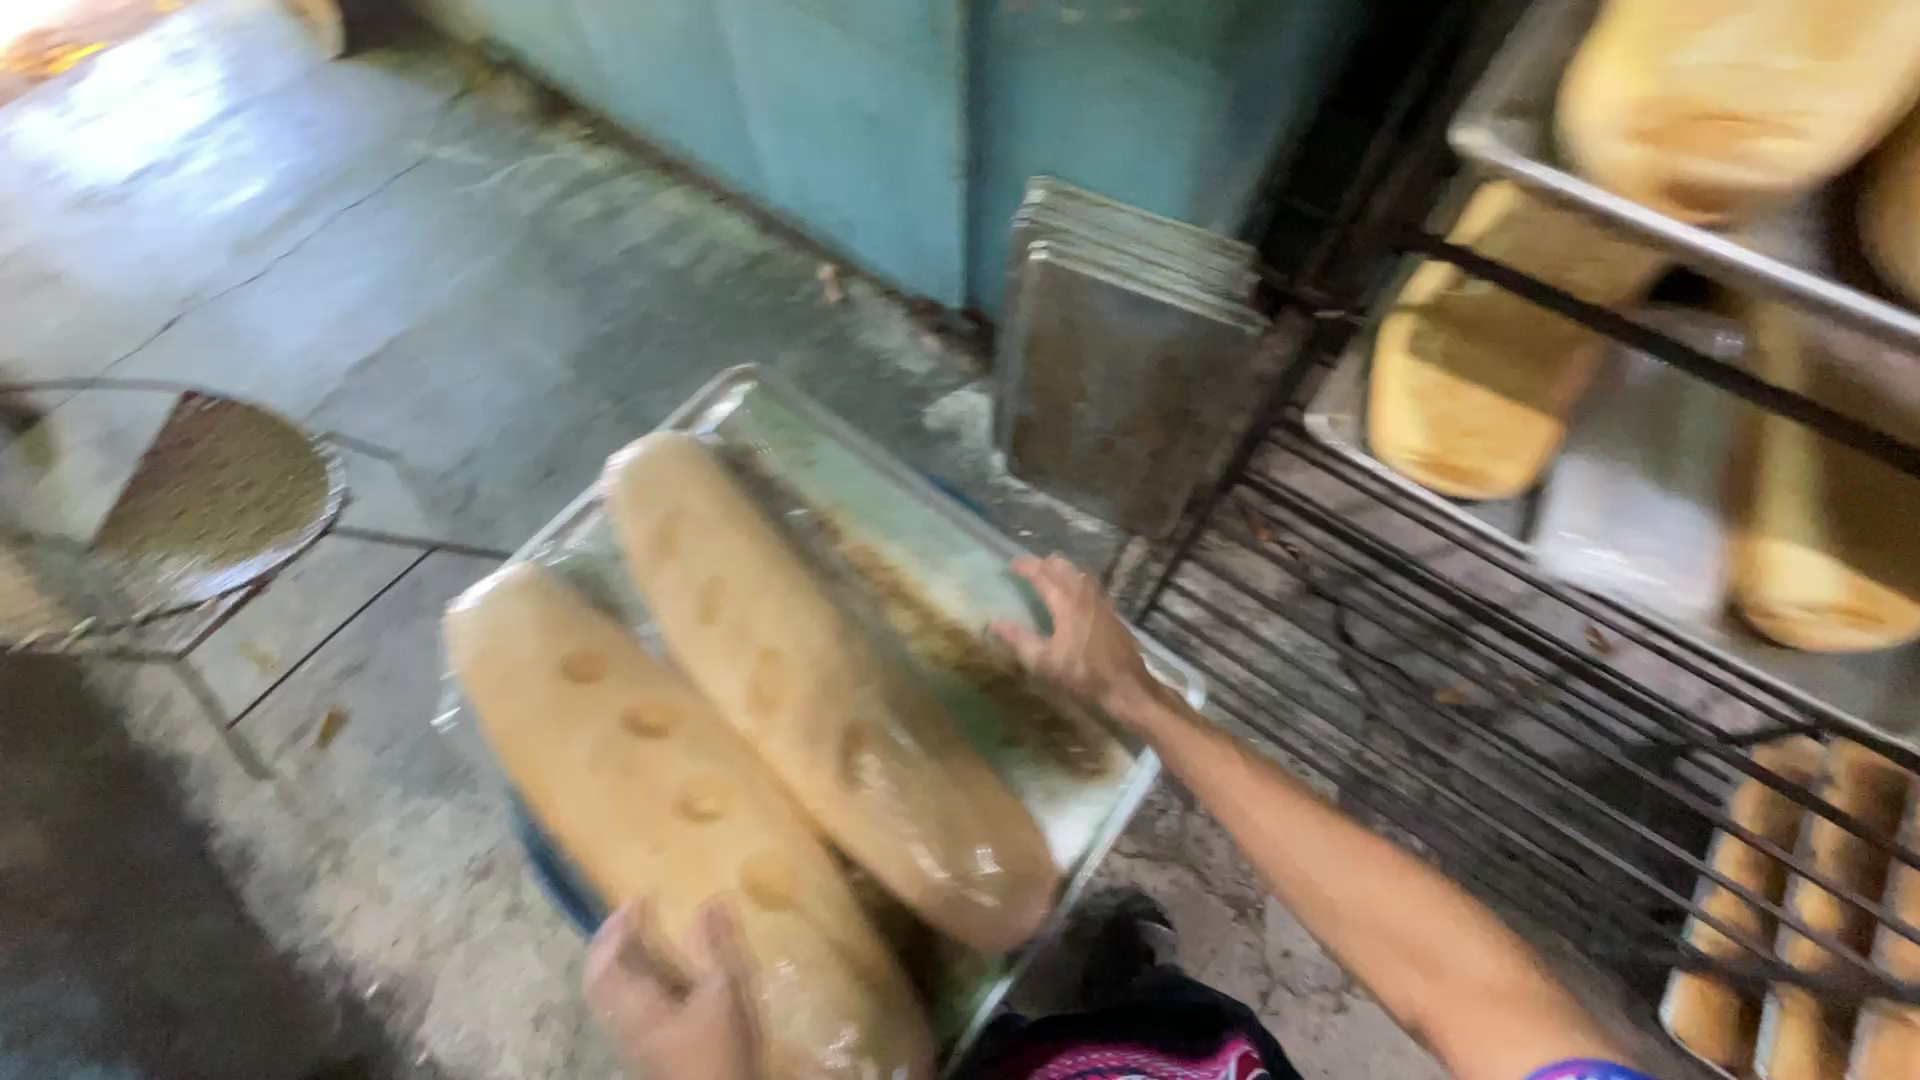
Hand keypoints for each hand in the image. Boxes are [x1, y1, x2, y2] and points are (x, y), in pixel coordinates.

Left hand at [585, 900, 758, 1079]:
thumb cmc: (721, 1049)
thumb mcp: (727, 992)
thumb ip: (718, 946)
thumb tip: (710, 901)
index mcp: (640, 1008)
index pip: (609, 964)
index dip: (617, 928)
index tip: (637, 898)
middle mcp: (628, 1023)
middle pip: (598, 980)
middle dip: (608, 942)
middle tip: (628, 911)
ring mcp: (635, 1037)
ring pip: (608, 993)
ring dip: (616, 958)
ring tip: (637, 932)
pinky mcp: (648, 1044)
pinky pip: (623, 1001)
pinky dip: (630, 974)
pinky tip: (656, 969)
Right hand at [991, 554, 1160, 721]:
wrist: (1126, 686)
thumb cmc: (1082, 674)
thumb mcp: (1044, 662)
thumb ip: (1019, 639)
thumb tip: (994, 623)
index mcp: (1066, 603)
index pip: (1042, 575)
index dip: (1026, 566)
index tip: (1012, 564)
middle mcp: (1085, 596)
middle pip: (1064, 568)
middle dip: (1045, 563)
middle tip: (1030, 567)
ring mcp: (1102, 603)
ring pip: (1081, 574)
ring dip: (1064, 569)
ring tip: (1052, 573)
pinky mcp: (1112, 613)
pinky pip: (1092, 585)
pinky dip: (1079, 580)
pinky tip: (1078, 594)